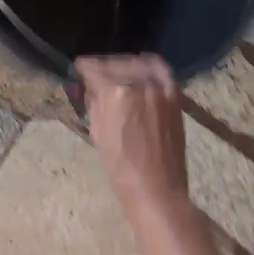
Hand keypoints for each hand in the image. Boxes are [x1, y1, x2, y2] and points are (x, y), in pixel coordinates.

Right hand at [75, 54, 186, 204]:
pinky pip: (162, 71)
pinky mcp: (174, 99)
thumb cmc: (120, 167)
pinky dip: (150, 65)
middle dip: (102, 68)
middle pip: (115, 65)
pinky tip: (142, 65)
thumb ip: (96, 103)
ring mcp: (159, 90)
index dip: (84, 68)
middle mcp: (139, 84)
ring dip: (123, 65)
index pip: (94, 70)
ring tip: (116, 72)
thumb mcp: (97, 132)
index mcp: (116, 93)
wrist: (157, 190)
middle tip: (95, 75)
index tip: (79, 68)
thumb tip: (93, 87)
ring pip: (137, 65)